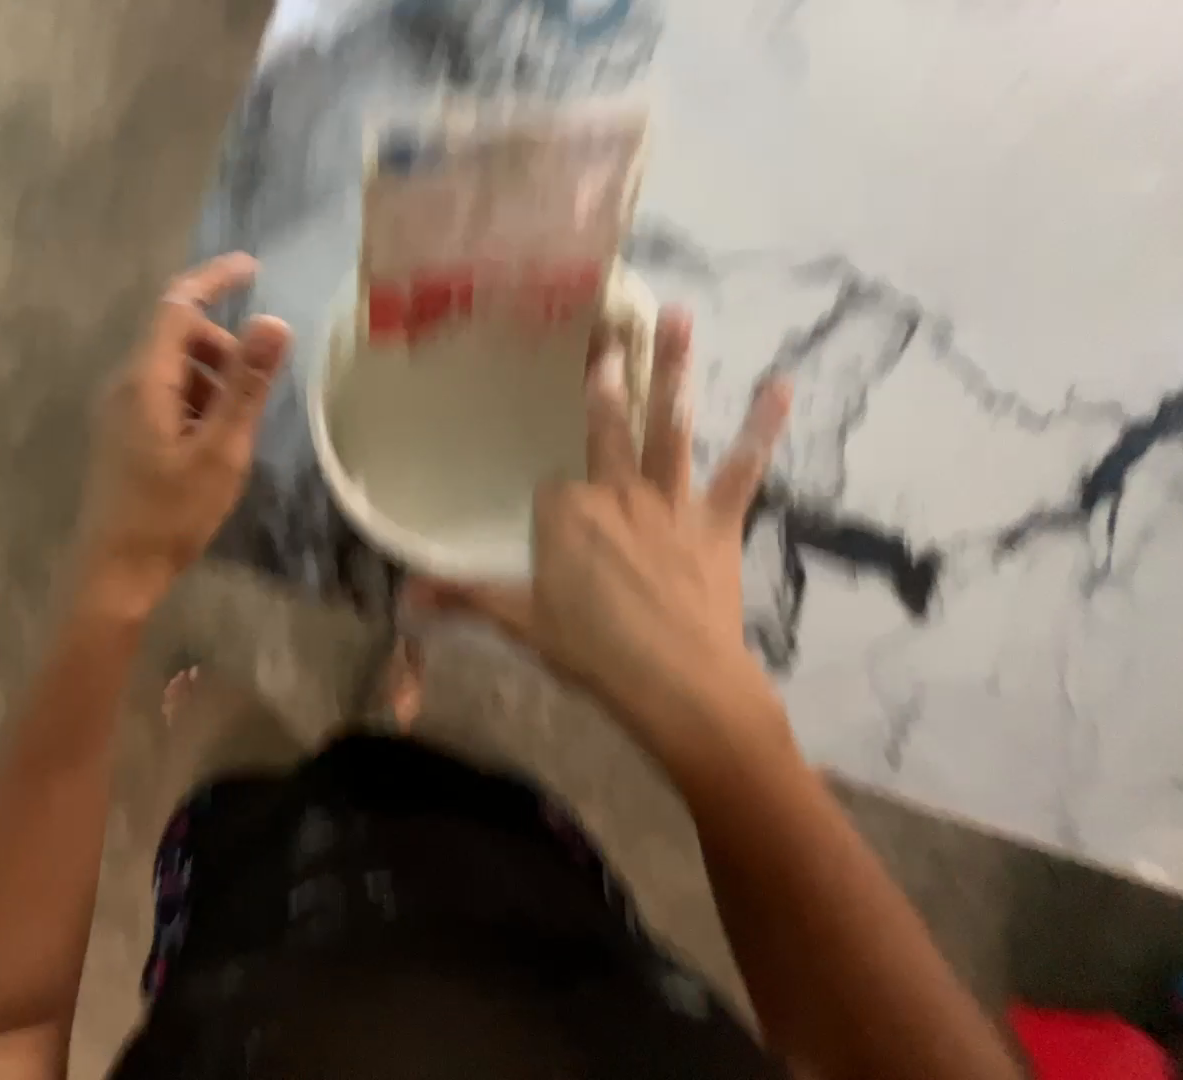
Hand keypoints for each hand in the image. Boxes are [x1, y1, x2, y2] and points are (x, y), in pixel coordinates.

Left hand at [71, 254, 291, 620]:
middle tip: (254, 394)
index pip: (178, 304)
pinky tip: (209, 450)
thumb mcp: (220, 451)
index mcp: (145, 380)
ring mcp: (119, 412)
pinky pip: (163, 399)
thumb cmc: (170, 514)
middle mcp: (125, 385)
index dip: (215, 280)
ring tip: (233, 436)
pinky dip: (194, 407)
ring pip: (173, 373)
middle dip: (221, 350)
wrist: (115, 572)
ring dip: (210, 384)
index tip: (252, 269)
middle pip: (177, 338)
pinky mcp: (121, 436)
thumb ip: (246, 386)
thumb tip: (274, 322)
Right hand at [410, 306, 793, 772]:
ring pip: (668, 429)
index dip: (552, 506)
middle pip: (607, 426)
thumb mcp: (518, 622)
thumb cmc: (591, 652)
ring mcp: (671, 503)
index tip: (554, 529)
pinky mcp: (717, 521)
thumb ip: (462, 597)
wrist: (676, 686)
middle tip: (610, 326)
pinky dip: (760, 428)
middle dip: (606, 376)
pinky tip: (779, 385)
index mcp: (565, 516)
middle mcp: (616, 494)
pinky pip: (741, 469)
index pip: (551, 489)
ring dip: (673, 373)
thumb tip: (402, 596)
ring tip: (679, 317)